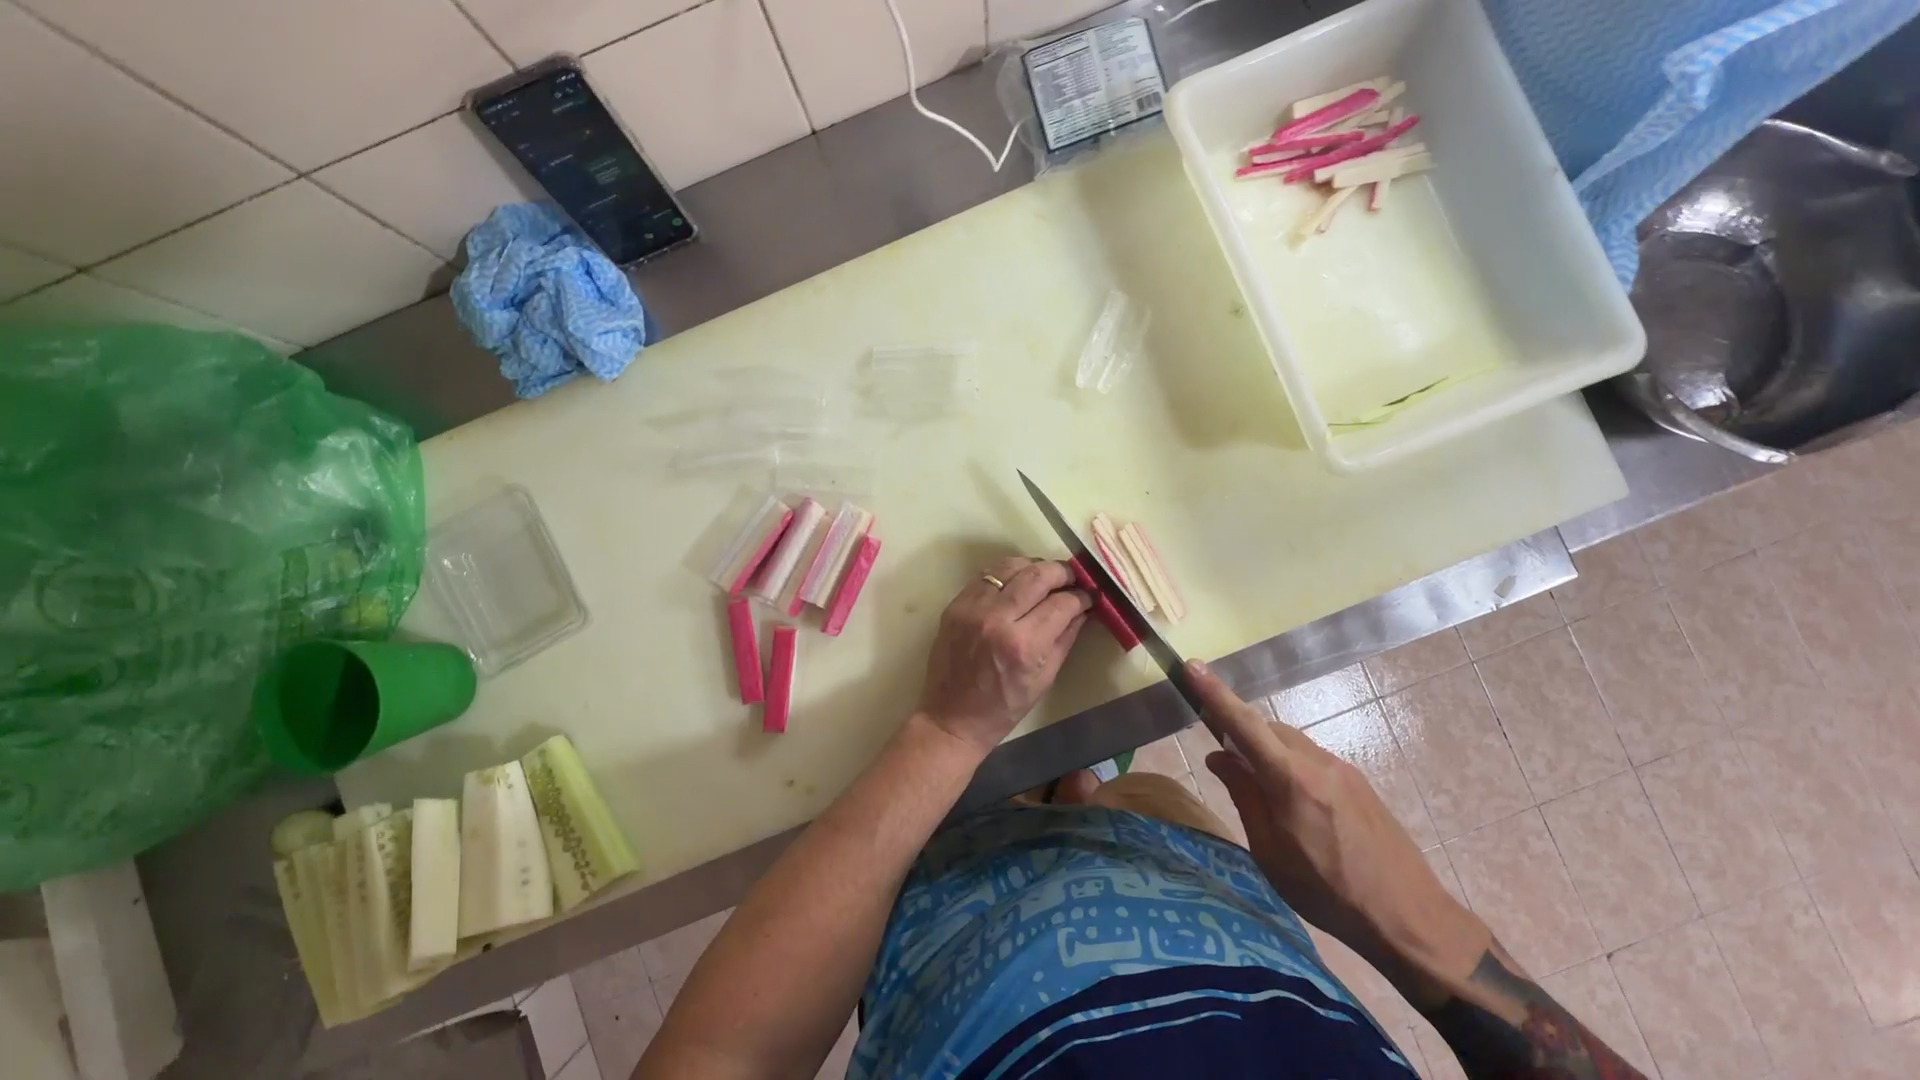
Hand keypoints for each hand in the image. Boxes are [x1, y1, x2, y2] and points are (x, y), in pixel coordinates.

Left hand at [916, 558, 1092, 754]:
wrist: (952, 717)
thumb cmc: (1003, 707)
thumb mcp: (1044, 678)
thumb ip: (1065, 637)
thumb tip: (1084, 608)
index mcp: (1023, 645)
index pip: (1062, 603)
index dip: (1081, 596)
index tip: (1089, 595)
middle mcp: (997, 619)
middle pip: (1038, 575)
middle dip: (1062, 572)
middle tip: (1073, 578)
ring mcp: (972, 608)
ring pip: (1010, 566)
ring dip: (1034, 566)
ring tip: (1046, 575)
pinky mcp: (955, 605)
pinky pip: (986, 575)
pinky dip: (1007, 573)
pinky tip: (1018, 582)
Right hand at [1185, 659, 1488, 1005]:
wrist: (1408, 915)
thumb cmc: (1328, 893)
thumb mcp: (1270, 853)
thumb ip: (1244, 797)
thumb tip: (1218, 756)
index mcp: (1291, 780)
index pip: (1244, 725)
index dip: (1215, 694)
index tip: (1192, 665)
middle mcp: (1318, 762)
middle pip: (1267, 728)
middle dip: (1238, 730)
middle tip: (1217, 753)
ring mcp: (1342, 769)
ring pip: (1290, 742)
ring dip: (1264, 750)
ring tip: (1253, 785)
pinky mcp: (1358, 782)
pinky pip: (1310, 758)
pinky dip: (1287, 764)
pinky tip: (1287, 800)